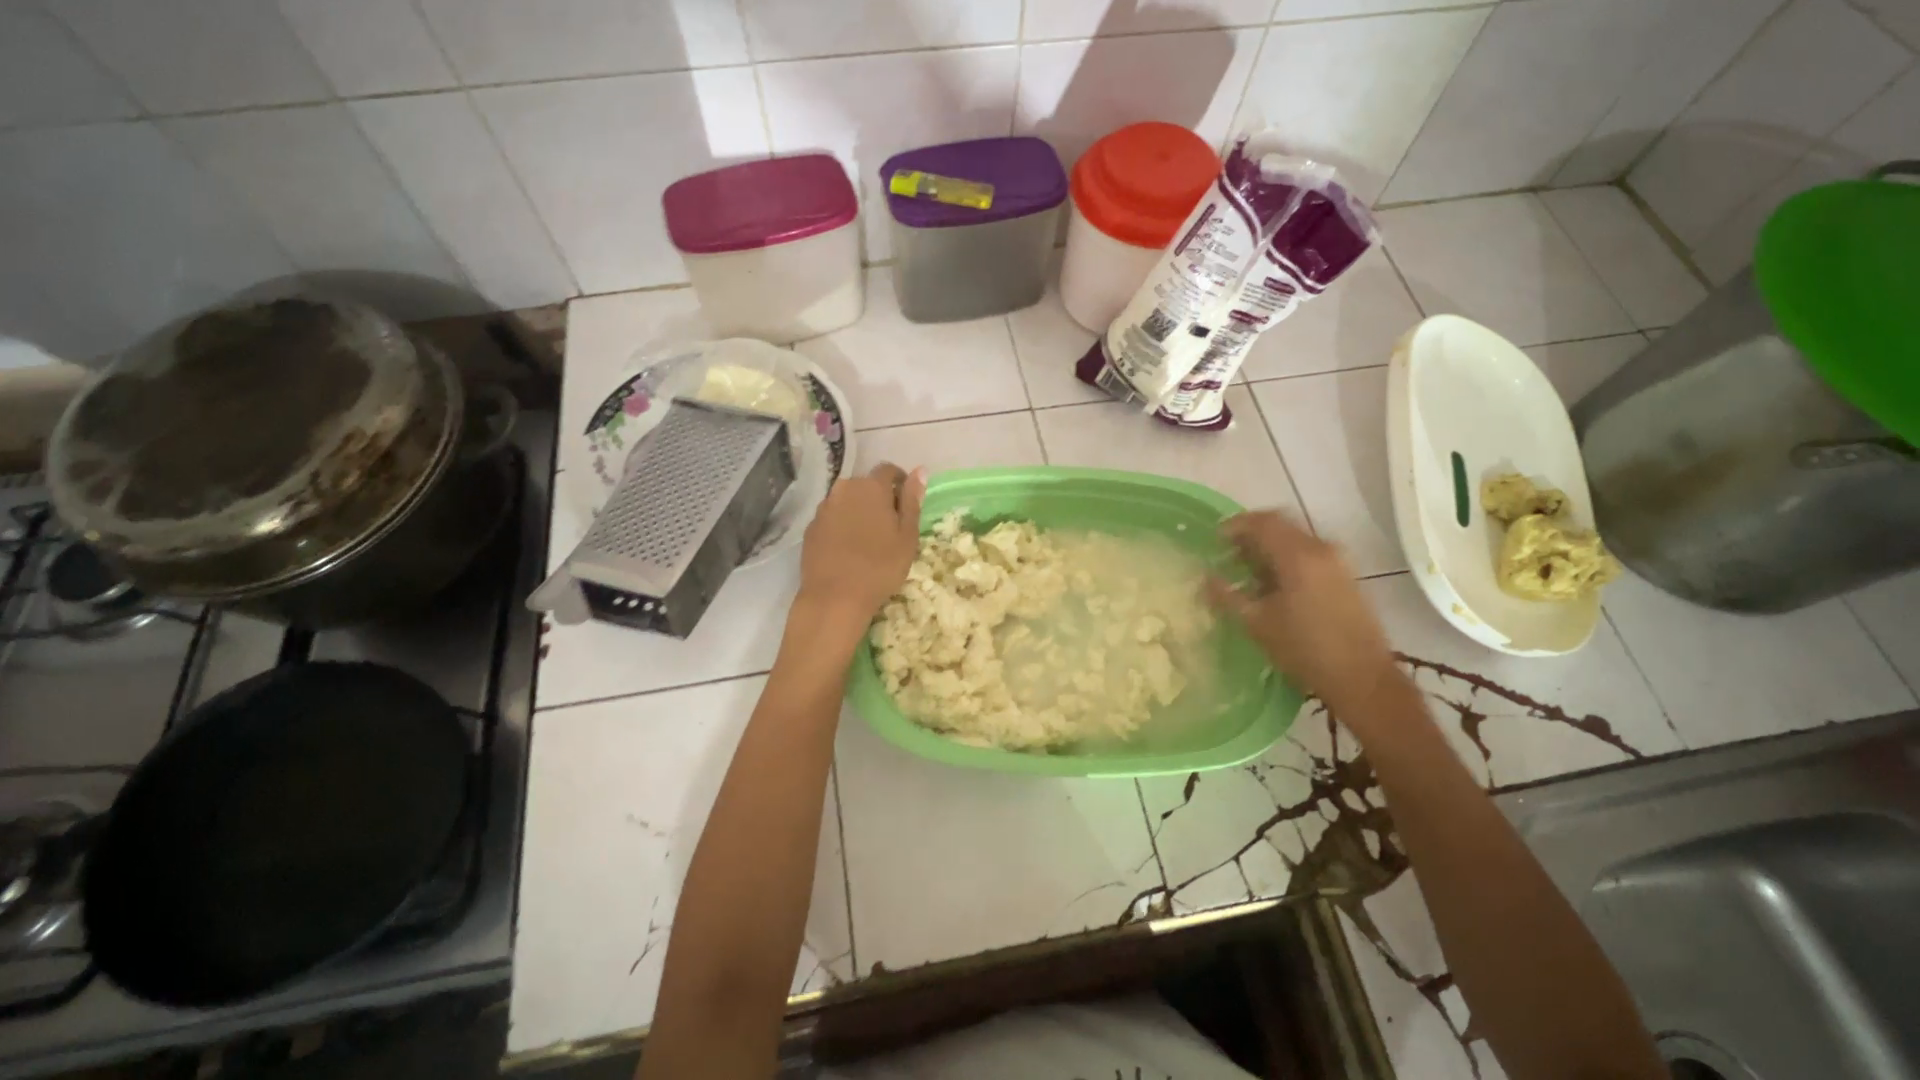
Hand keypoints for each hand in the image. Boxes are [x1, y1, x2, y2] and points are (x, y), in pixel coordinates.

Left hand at [796, 463, 925, 629]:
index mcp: (871, 487)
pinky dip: (842, 525)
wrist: (834, 597)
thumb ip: (912, 500)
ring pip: (846, 500)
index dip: (899, 481)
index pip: (888, 469)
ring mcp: (823, 508)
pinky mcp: (810, 527)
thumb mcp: (907, 536)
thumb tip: (919, 471)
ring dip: (858, 511)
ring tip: (868, 538)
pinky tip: (848, 548)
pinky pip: (832, 517)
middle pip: (865, 484)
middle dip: (878, 497)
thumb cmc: (880, 567)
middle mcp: (844, 489)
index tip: (906, 501)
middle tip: (889, 525)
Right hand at [1206, 512, 1399, 715]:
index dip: (1235, 526)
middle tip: (1228, 555)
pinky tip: (1275, 586)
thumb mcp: (1257, 624)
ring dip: (1270, 549)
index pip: (1263, 522)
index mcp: (1298, 555)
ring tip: (1248, 573)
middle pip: (1281, 526)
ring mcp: (1339, 562)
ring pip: (1296, 541)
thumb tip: (1205, 578)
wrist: (1363, 678)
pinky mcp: (1347, 578)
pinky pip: (1310, 555)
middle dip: (1251, 536)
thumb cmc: (1305, 650)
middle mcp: (1321, 549)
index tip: (1214, 540)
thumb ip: (1227, 597)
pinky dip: (1288, 560)